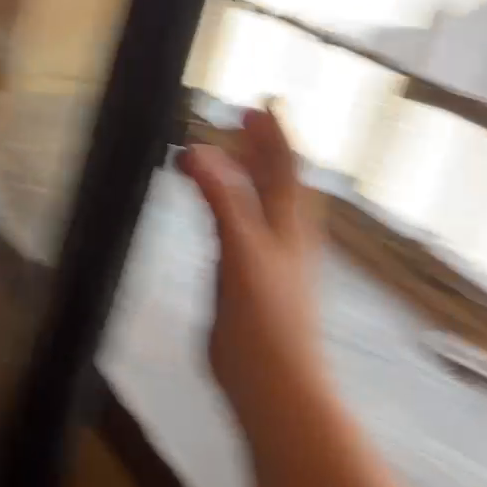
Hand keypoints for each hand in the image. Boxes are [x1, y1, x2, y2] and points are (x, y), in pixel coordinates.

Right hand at [178, 105, 327, 426]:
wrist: (273, 384)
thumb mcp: (242, 252)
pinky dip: (227, 205)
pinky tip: (214, 212)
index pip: (286, 169)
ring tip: (223, 155)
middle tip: (240, 119)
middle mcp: (284, 237)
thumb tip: (196, 150)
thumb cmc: (264, 319)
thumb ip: (222, 200)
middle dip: (261, 149)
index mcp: (290, 227)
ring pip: (260, 205)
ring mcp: (267, 260)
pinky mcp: (246, 280)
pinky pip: (239, 227)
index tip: (263, 102)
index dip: (276, 135)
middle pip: (276, 183)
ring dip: (245, 174)